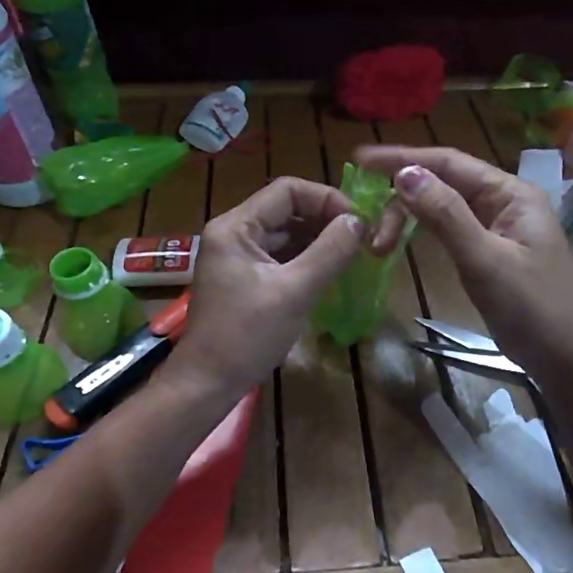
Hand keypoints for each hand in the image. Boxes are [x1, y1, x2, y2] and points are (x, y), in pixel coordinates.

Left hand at [169, 177, 364, 394]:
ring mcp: (236, 257)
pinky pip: (279, 257)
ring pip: (285, 235)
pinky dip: (306, 260)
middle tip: (364, 240)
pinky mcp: (243, 278)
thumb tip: (360, 221)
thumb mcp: (294, 291)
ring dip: (319, 241)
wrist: (208, 381)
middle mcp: (232, 233)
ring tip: (354, 256)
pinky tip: (332, 272)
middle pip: (286, 210)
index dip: (327, 199)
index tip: (360, 222)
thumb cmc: (246, 335)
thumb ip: (330, 251)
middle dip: (326, 221)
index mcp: (235, 227)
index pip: (287, 190)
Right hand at [354, 145, 572, 379]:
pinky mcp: (488, 253)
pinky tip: (399, 241)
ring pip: (440, 208)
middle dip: (400, 201)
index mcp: (510, 194)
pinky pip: (446, 230)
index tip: (359, 160)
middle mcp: (503, 202)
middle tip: (368, 234)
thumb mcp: (484, 259)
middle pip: (441, 184)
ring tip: (377, 245)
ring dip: (406, 218)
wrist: (569, 359)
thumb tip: (404, 173)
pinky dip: (419, 232)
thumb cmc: (533, 308)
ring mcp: (496, 228)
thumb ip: (445, 215)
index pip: (448, 163)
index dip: (402, 158)